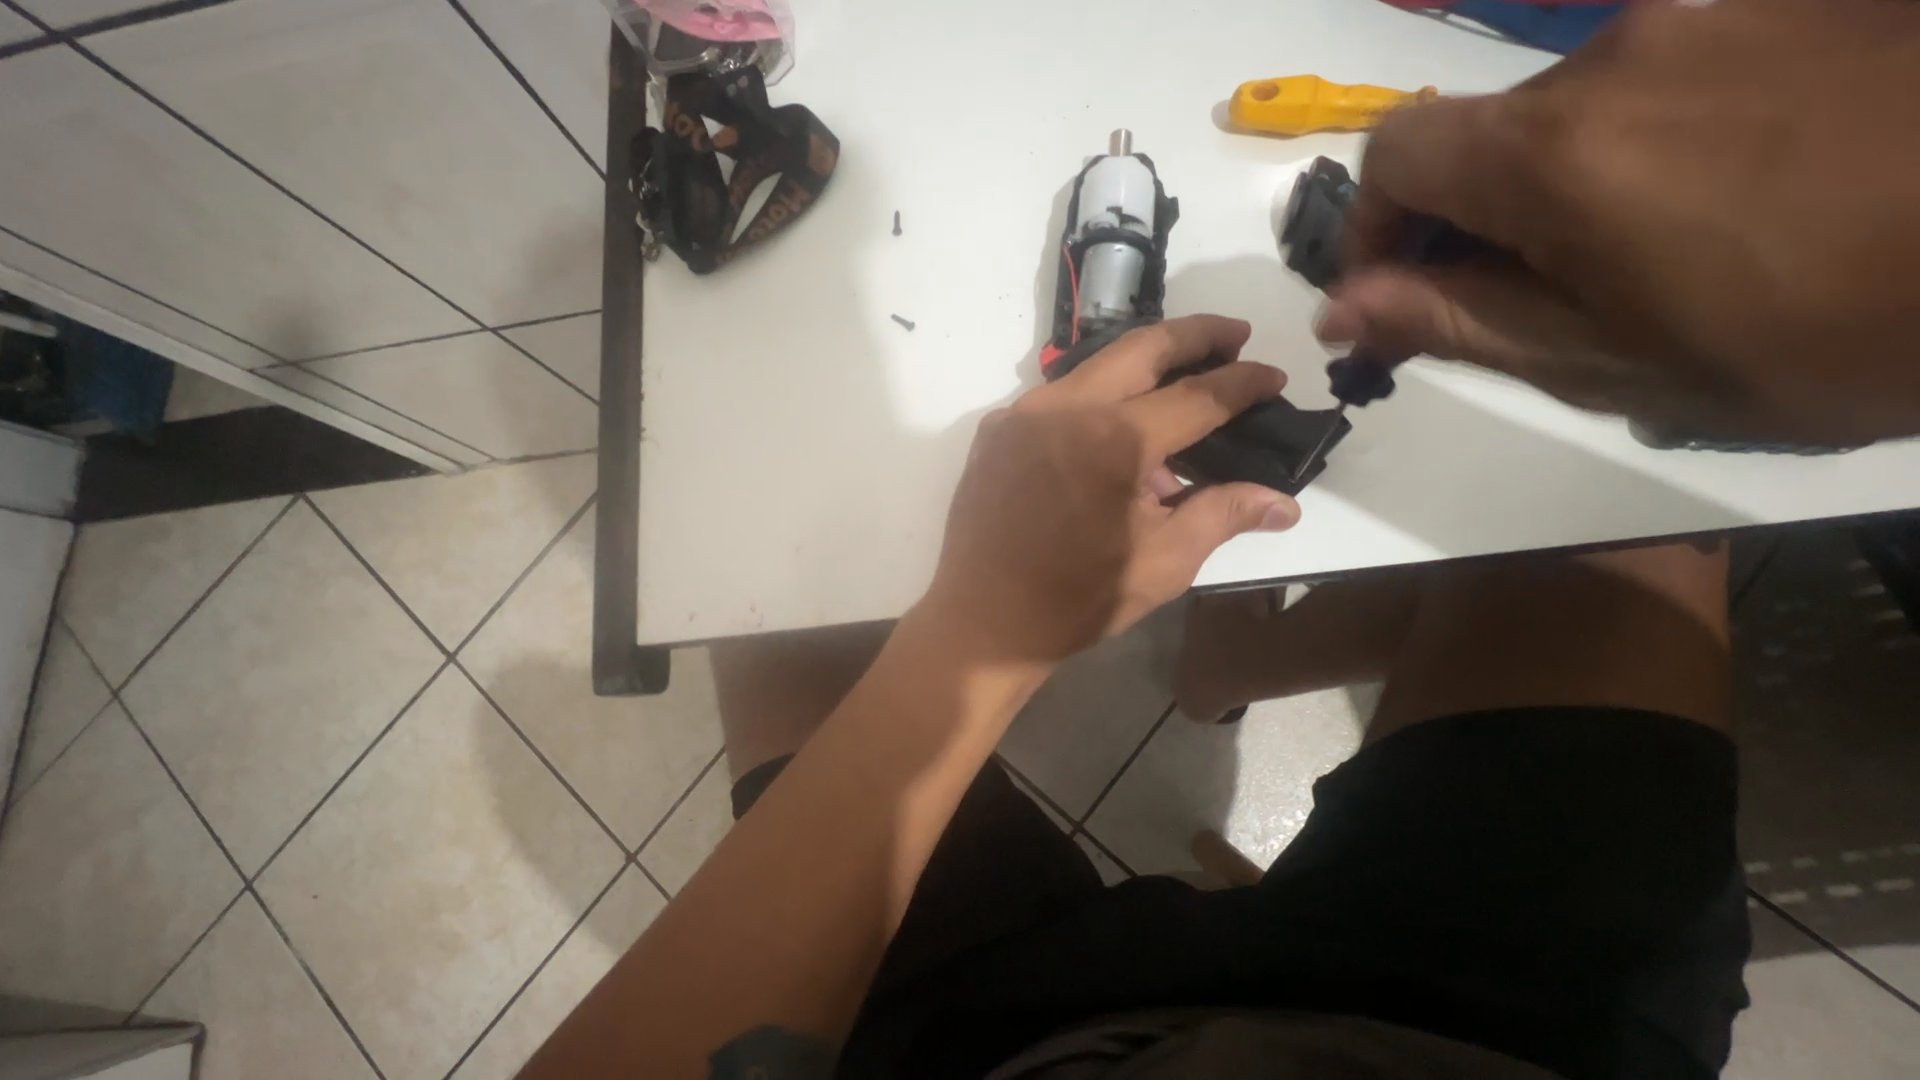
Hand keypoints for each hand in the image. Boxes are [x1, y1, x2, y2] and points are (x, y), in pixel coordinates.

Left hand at [922, 315, 1299, 665]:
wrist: (983, 621)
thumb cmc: (1077, 600)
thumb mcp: (1163, 562)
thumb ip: (1223, 515)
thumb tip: (1285, 504)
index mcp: (1113, 440)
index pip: (1196, 395)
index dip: (1242, 383)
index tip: (1275, 375)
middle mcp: (1064, 408)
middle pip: (1142, 349)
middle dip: (1196, 336)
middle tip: (1236, 336)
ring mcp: (1021, 413)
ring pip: (1095, 368)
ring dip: (1145, 364)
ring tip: (1183, 376)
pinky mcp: (996, 429)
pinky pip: (1058, 398)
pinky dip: (1098, 399)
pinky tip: (1119, 424)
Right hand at [1322, 0, 1919, 444]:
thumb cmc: (1826, 331)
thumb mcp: (1602, 360)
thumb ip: (1451, 322)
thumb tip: (1340, 307)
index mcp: (1553, 151)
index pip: (1393, 155)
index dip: (1370, 226)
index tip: (1393, 290)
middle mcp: (1616, 54)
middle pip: (1479, 136)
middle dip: (1467, 220)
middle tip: (1516, 301)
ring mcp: (1716, 13)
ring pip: (1567, 112)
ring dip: (1553, 188)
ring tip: (1631, 260)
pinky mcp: (1794, 5)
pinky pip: (1659, 79)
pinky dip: (1634, 149)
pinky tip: (1713, 202)